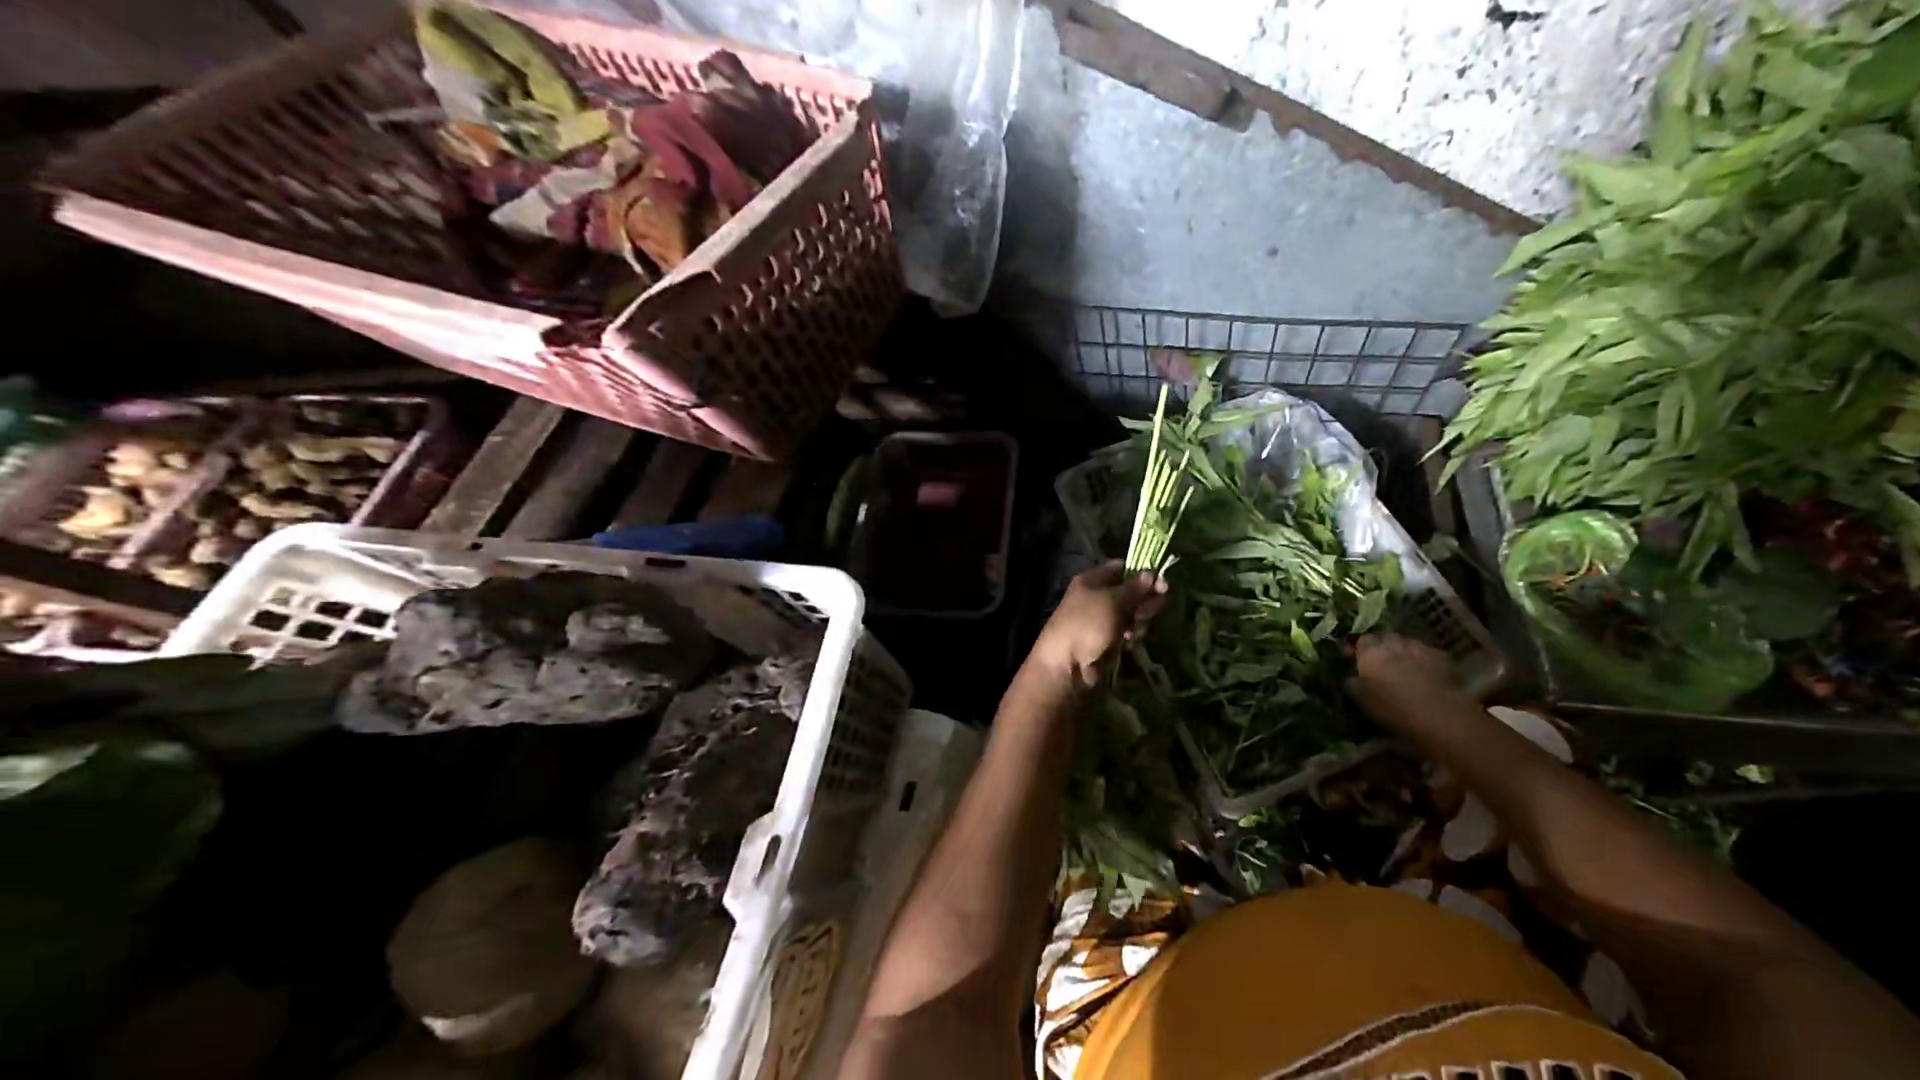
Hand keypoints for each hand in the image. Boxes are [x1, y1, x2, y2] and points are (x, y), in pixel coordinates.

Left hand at [1031, 561, 1167, 687]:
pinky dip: (1133, 636)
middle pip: (1133, 592)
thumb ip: (1134, 587)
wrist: (1067, 665)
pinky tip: (1128, 643)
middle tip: (1145, 613)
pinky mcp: (1110, 638)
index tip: (1162, 584)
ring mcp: (1104, 618)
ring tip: (1132, 632)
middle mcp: (1099, 596)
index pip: (1123, 568)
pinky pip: (1130, 631)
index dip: (1143, 574)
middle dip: (1144, 602)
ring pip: (1134, 613)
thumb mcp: (1112, 600)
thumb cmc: (1086, 625)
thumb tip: (1151, 573)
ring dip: (1140, 621)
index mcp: (1093, 580)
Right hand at [1346, 633, 1470, 729]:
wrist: (1437, 712)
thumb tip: (1350, 676)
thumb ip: (1351, 682)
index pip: (1361, 640)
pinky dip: (1424, 658)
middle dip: (1383, 647)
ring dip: (1404, 651)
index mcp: (1370, 653)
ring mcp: (1419, 648)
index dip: (1360, 649)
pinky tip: (1426, 671)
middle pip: (1385, 638)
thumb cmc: (1392, 706)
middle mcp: (1393, 644)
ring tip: (1405, 665)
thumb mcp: (1360, 698)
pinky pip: (1427, 652)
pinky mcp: (1441, 656)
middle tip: (1383, 661)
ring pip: (1407, 643)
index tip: (1358, 659)